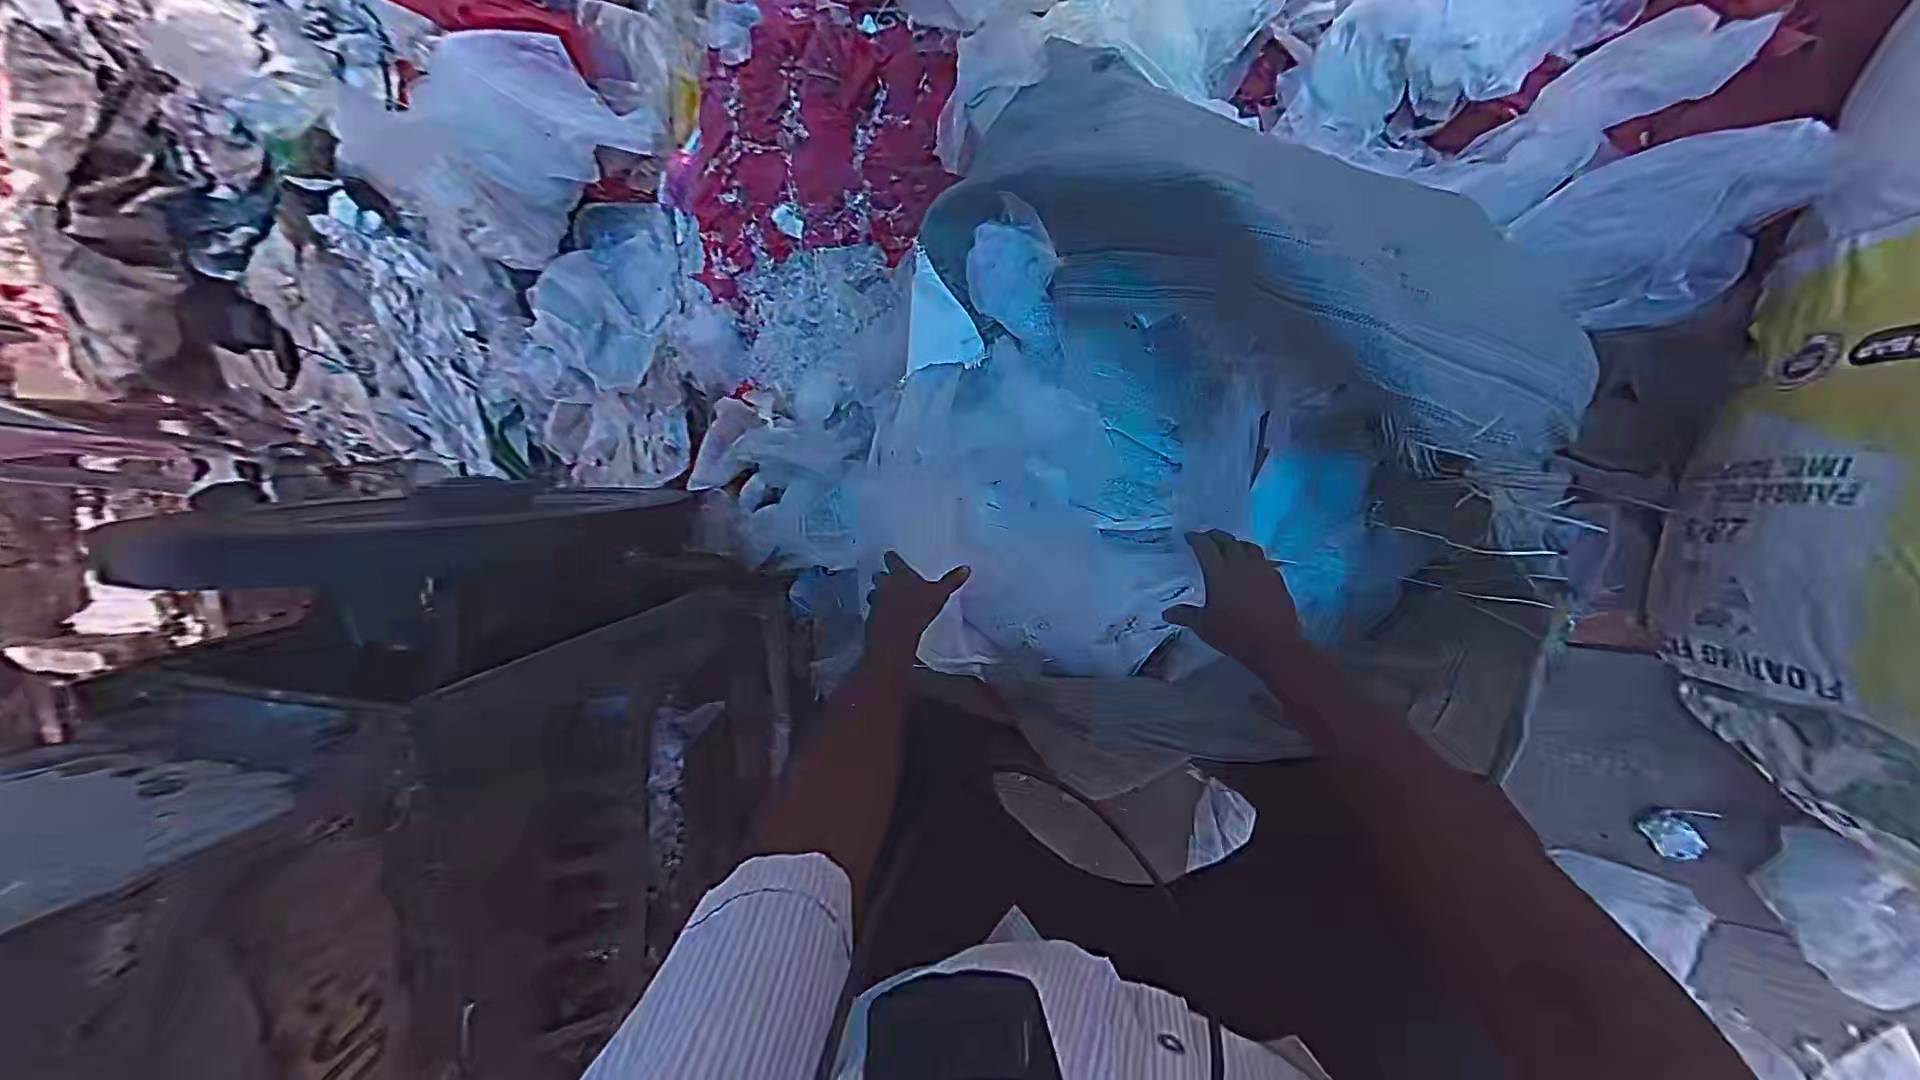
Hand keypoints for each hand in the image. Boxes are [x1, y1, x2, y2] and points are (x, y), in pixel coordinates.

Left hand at [865, 551, 969, 669]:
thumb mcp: (940, 594)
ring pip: (873, 592)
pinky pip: (873, 610)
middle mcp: (885, 584)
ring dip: (877, 594)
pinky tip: (885, 617)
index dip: (892, 558)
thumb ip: (951, 581)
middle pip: (878, 575)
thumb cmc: (916, 609)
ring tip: (885, 599)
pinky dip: (877, 611)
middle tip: (887, 578)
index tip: (891, 556)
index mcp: (900, 574)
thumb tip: (965, 570)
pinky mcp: (872, 616)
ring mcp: (876, 600)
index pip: (892, 559)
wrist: (895, 633)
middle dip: (882, 576)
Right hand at [1163, 529, 1304, 663]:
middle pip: (1227, 541)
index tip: (1189, 536)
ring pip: (1248, 547)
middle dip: (1215, 536)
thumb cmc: (1234, 634)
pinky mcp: (1277, 579)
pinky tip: (1252, 566)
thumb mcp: (1203, 626)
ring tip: (1231, 546)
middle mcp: (1240, 565)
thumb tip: (1167, 613)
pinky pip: (1264, 561)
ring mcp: (1262, 570)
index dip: (1196, 538)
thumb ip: (1185, 615)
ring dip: (1236, 543)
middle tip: (1207, 536)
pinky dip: (1254, 558)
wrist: (1274, 644)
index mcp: (1219, 572)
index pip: (1205, 547)